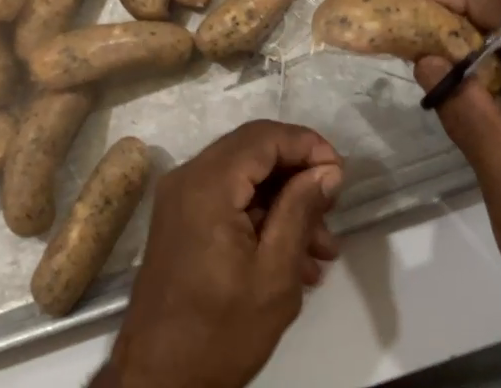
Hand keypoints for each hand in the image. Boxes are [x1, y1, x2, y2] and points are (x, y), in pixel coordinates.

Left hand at [91, 120, 343, 387]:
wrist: (160, 379)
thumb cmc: (220, 331)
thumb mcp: (274, 274)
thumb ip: (301, 211)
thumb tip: (327, 168)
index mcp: (207, 185)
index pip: (263, 137)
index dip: (307, 145)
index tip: (340, 174)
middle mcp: (187, 178)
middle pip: (252, 151)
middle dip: (298, 175)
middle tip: (332, 211)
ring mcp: (179, 199)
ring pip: (242, 176)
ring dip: (283, 201)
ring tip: (322, 249)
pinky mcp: (179, 220)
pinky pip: (226, 199)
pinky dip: (259, 216)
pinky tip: (293, 258)